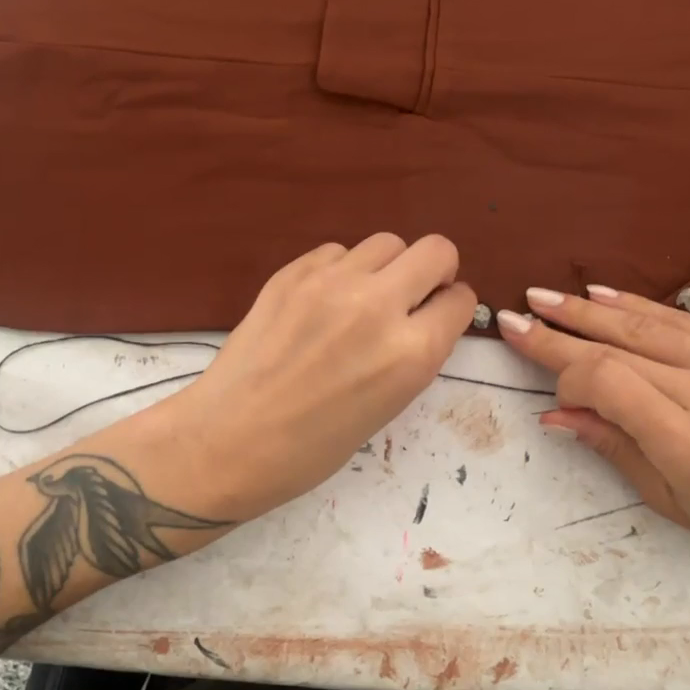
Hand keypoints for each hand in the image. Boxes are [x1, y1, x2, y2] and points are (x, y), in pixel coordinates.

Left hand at [164, 234, 477, 520]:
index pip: (460, 300)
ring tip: (363, 298)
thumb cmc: (311, 447)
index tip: (439, 315)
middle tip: (414, 294)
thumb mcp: (386, 407)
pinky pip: (336, 251)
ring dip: (386, 267)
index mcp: (410, 354)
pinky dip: (341, 270)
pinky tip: (322, 301)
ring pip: (386, 242)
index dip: (453, 307)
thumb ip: (411, 355)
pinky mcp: (292, 273)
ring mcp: (331, 283)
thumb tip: (421, 319)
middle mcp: (378, 306)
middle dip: (436, 270)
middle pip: (436, 250)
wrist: (228, 439)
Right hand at [497, 284, 689, 580]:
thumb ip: (611, 446)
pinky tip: (603, 295)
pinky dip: (638, 306)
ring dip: (590, 308)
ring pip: (647, 325)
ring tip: (546, 296)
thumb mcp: (671, 501)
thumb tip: (555, 412)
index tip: (537, 372)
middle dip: (560, 329)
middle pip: (619, 346)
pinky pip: (683, 321)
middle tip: (517, 313)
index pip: (606, 380)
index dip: (563, 371)